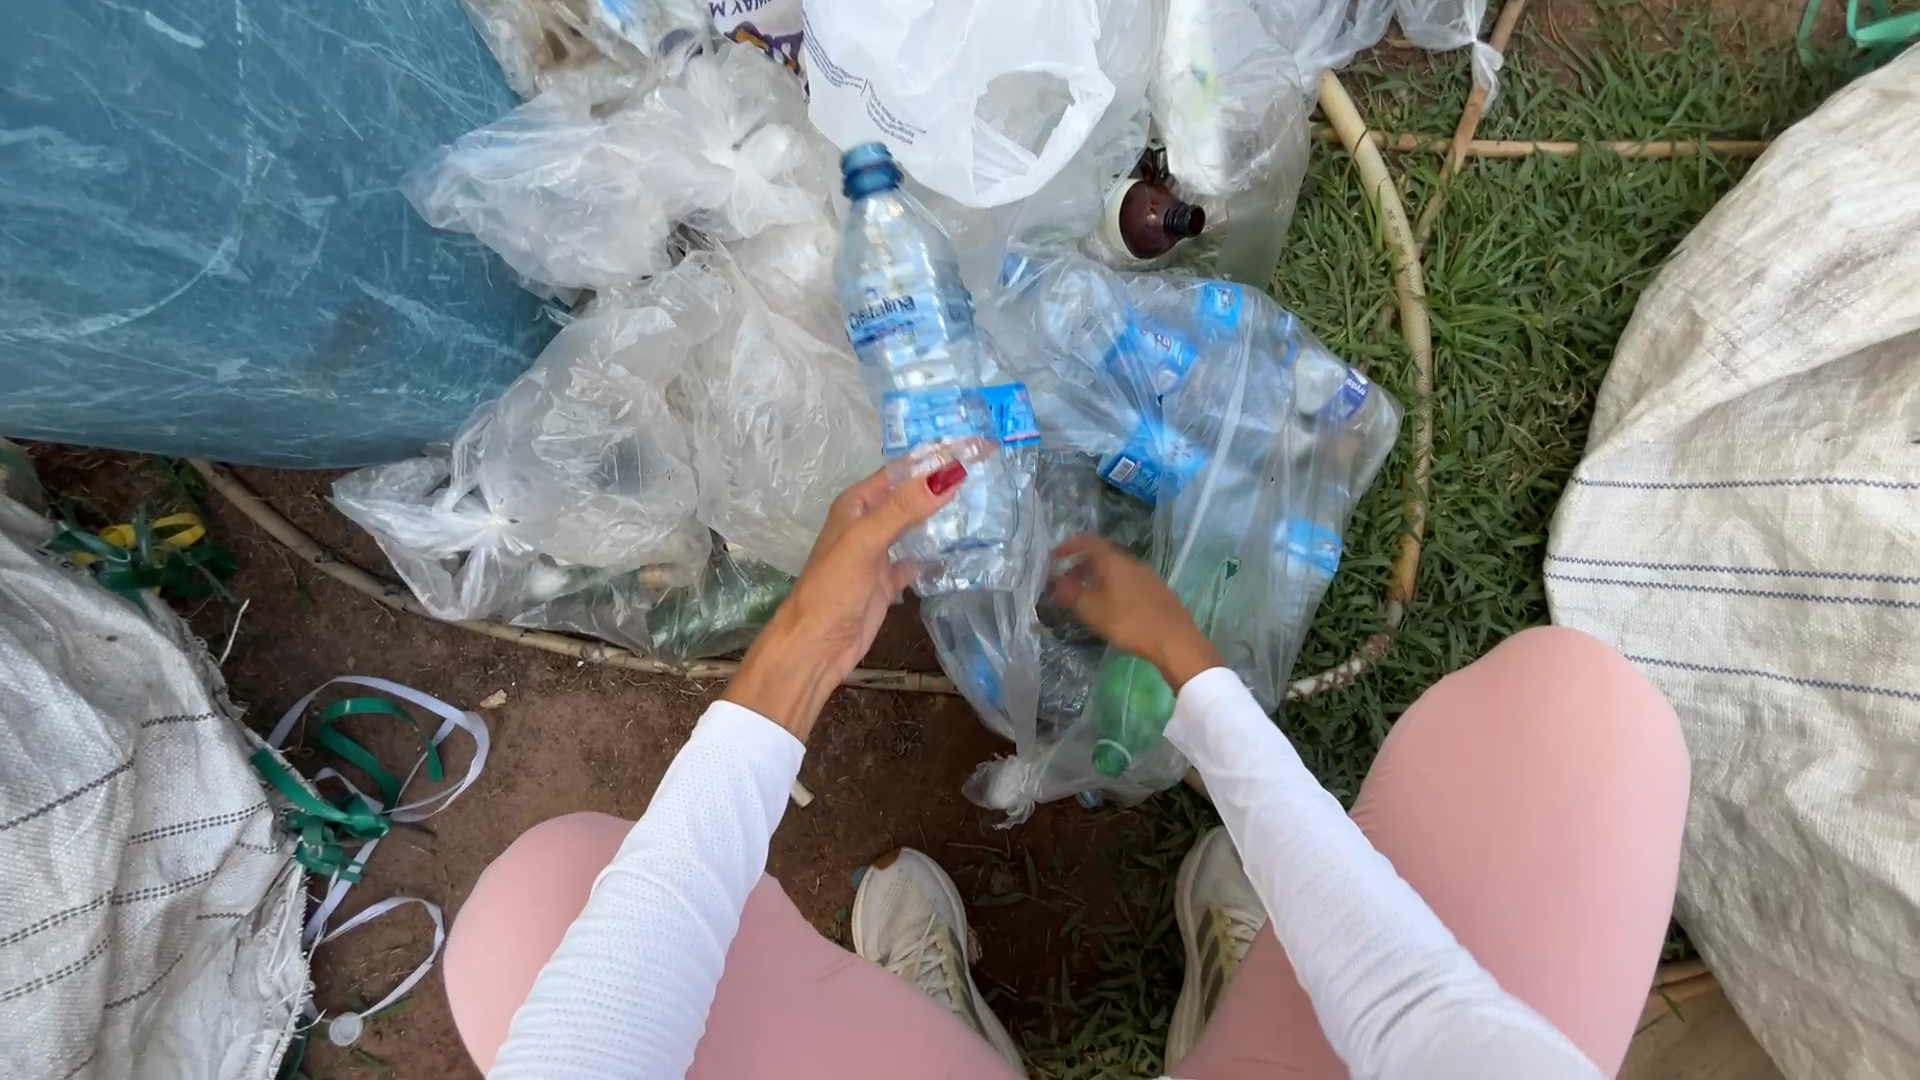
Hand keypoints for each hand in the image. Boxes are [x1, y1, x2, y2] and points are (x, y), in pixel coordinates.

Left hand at [723, 461, 964, 740]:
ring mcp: (880, 552)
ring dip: (946, 517)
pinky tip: (966, 550)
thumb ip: (904, 509)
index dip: (935, 458)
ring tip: (986, 504)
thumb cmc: (832, 589)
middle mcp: (869, 523)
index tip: (974, 448)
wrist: (815, 647)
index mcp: (857, 504)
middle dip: (945, 484)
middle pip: (913, 495)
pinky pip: (920, 559)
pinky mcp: (889, 580)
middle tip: (989, 473)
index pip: (902, 471)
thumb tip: (950, 475)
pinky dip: (940, 555)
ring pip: (919, 527)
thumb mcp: (866, 542)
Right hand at [1049, 533, 1223, 691]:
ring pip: (1116, 571)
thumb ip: (1069, 593)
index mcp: (1114, 561)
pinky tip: (1112, 610)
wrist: (1175, 641)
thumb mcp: (1091, 609)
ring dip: (1097, 580)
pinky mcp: (1159, 592)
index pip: (1088, 541)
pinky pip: (1129, 582)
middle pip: (1102, 556)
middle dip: (1081, 568)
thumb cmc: (1128, 622)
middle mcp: (1132, 563)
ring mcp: (1149, 576)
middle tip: (1067, 585)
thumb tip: (1055, 581)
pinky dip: (1113, 588)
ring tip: (1087, 600)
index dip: (1069, 545)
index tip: (1055, 557)